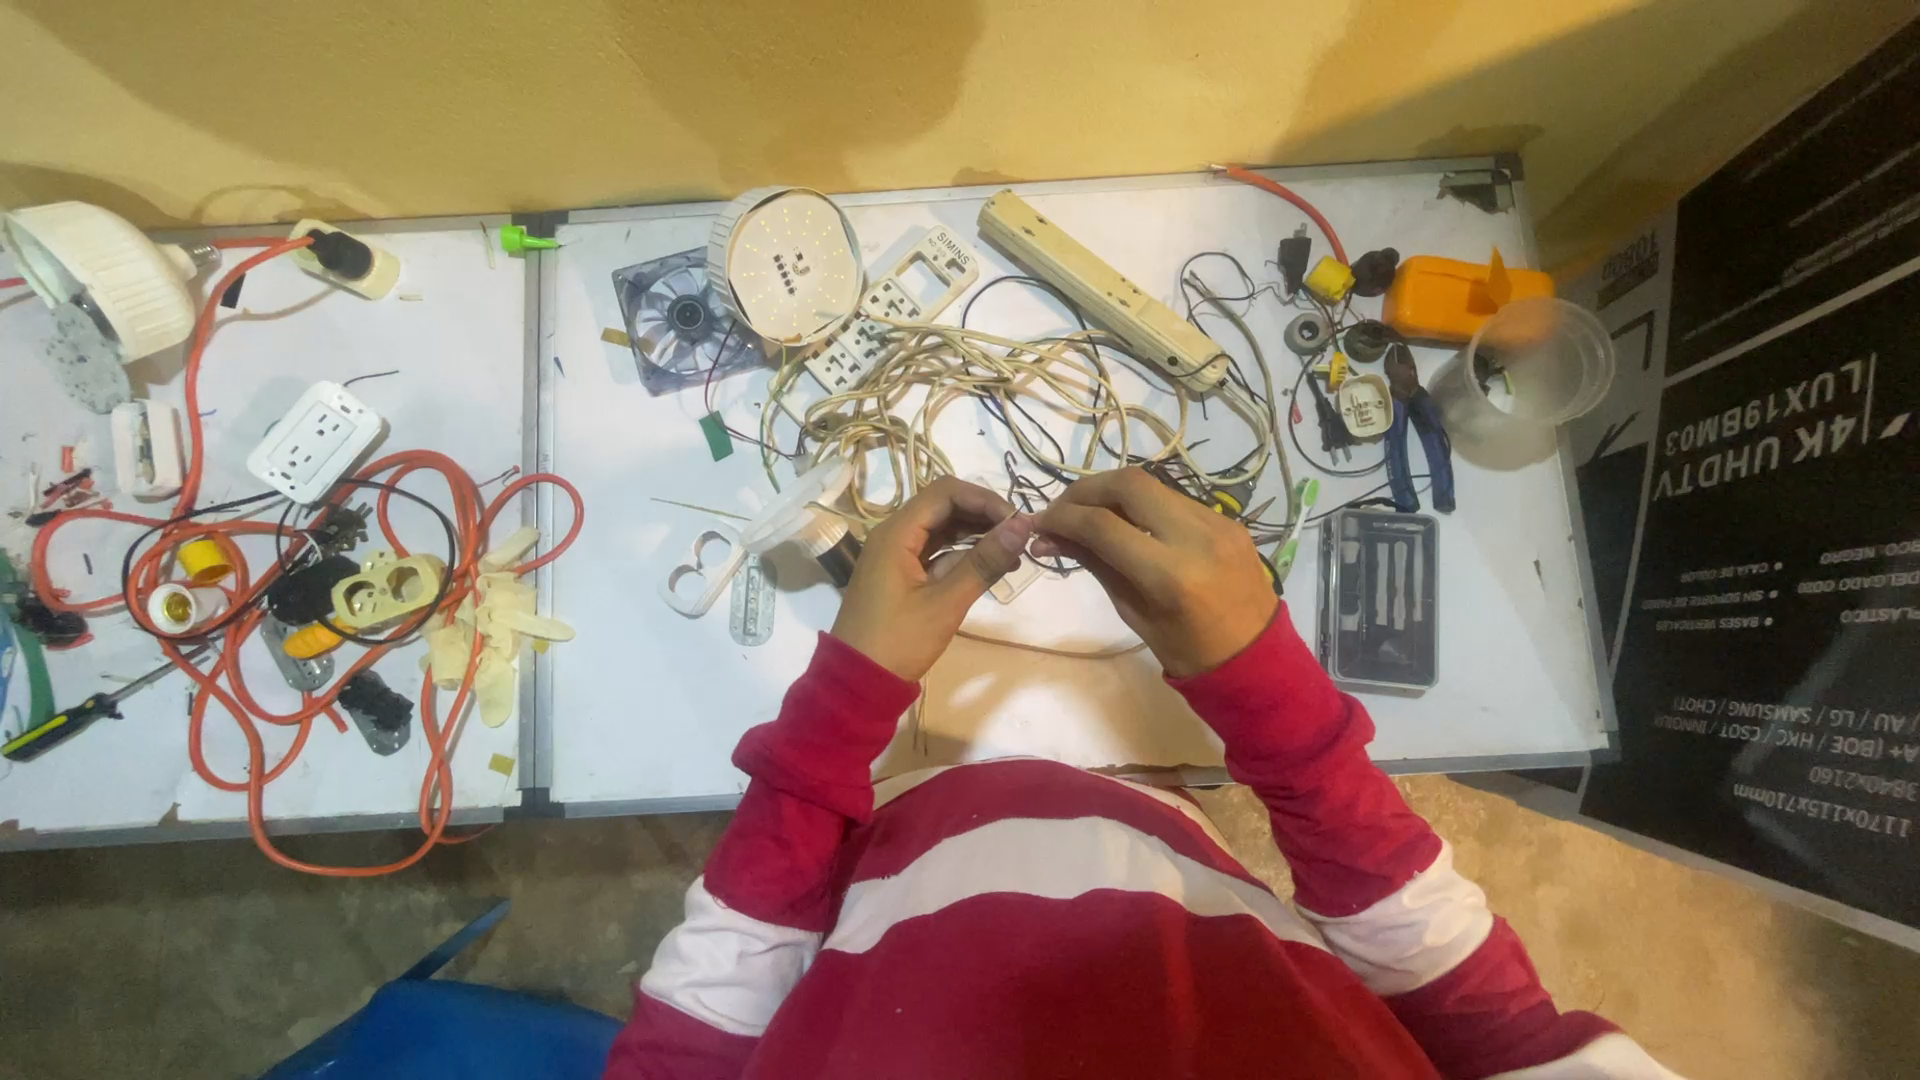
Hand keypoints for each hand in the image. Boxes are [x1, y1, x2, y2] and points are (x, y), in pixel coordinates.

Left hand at [831, 476, 1034, 679]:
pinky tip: (994, 566)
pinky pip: (937, 551)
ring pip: (943, 529)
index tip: (1017, 521)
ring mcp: (897, 554)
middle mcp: (894, 534)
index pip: (946, 492)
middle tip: (1020, 535)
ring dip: (977, 534)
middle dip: (984, 515)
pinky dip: (964, 555)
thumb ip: (984, 562)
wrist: (858, 682)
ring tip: (1015, 552)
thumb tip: (1022, 526)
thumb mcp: (945, 602)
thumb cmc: (898, 641)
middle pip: (945, 506)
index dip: (985, 500)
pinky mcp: (903, 574)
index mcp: (896, 533)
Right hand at [1032, 468, 1275, 676]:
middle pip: (1127, 484)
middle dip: (1085, 490)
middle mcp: (1195, 537)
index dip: (1062, 518)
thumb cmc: (1186, 649)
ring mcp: (1217, 522)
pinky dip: (1142, 504)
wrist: (1255, 658)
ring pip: (1152, 485)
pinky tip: (1127, 522)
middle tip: (1062, 510)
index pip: (1101, 526)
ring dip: (1111, 492)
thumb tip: (1049, 537)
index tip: (1039, 524)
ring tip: (1088, 513)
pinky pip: (1174, 498)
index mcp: (1169, 575)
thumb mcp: (1132, 611)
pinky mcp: (1227, 519)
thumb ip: (1094, 564)